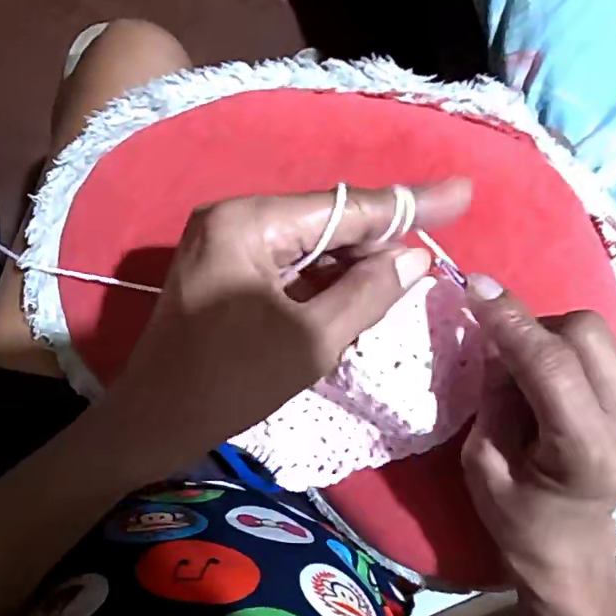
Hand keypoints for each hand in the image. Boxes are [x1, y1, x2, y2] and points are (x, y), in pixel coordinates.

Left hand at [94, 180, 472, 474]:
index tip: (462, 193)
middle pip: (324, 221)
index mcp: (248, 223)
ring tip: (401, 275)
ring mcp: (220, 246)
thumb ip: (367, 292)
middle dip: (377, 238)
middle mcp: (231, 220)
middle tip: (432, 247)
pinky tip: (354, 293)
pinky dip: (318, 282)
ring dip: (349, 264)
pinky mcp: (218, 275)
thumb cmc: (230, 384)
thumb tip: (414, 256)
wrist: (153, 422)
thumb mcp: (310, 341)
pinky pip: (282, 267)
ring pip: (304, 246)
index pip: (345, 207)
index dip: (408, 205)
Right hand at [460, 277, 615, 607]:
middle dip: (534, 328)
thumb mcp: (480, 461)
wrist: (570, 546)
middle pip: (585, 332)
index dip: (511, 321)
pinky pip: (607, 355)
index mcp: (589, 452)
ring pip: (599, 337)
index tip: (475, 287)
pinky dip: (571, 358)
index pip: (551, 365)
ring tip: (528, 379)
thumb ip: (493, 396)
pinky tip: (556, 391)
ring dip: (552, 341)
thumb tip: (498, 337)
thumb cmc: (515, 514)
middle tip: (501, 353)